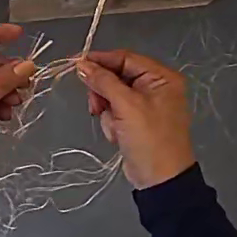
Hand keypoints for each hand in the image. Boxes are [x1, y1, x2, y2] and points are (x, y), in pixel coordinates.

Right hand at [75, 50, 195, 188]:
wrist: (159, 179)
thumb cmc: (149, 138)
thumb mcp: (126, 105)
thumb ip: (103, 81)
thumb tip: (81, 64)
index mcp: (161, 77)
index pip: (124, 58)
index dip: (99, 60)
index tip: (75, 64)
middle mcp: (154, 86)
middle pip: (115, 75)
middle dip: (103, 92)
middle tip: (96, 106)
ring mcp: (145, 103)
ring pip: (110, 93)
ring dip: (106, 109)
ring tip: (113, 125)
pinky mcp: (135, 118)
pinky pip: (113, 109)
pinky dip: (110, 120)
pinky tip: (117, 133)